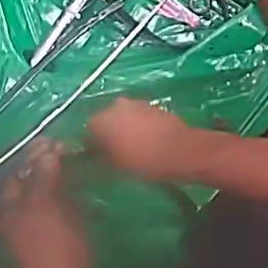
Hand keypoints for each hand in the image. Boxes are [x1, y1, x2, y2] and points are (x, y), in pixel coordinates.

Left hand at [0, 142, 89, 267]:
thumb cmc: (52, 244)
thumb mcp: (46, 203)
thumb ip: (42, 174)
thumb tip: (45, 149)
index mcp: (6, 206)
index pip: (14, 171)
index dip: (32, 154)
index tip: (54, 142)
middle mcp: (13, 215)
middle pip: (27, 181)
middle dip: (44, 165)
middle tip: (67, 150)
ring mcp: (31, 227)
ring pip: (42, 194)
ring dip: (56, 179)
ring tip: (76, 165)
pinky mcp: (50, 237)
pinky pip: (55, 207)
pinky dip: (65, 196)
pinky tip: (80, 190)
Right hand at [87, 99, 206, 182]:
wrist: (179, 150)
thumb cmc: (142, 160)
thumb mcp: (115, 164)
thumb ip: (100, 155)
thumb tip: (95, 152)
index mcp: (100, 119)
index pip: (87, 130)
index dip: (91, 145)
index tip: (97, 157)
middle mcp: (115, 106)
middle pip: (105, 119)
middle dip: (107, 132)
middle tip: (114, 151)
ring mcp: (135, 103)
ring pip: (122, 115)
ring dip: (123, 127)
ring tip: (131, 145)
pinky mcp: (152, 105)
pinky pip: (138, 115)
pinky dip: (138, 124)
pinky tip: (145, 138)